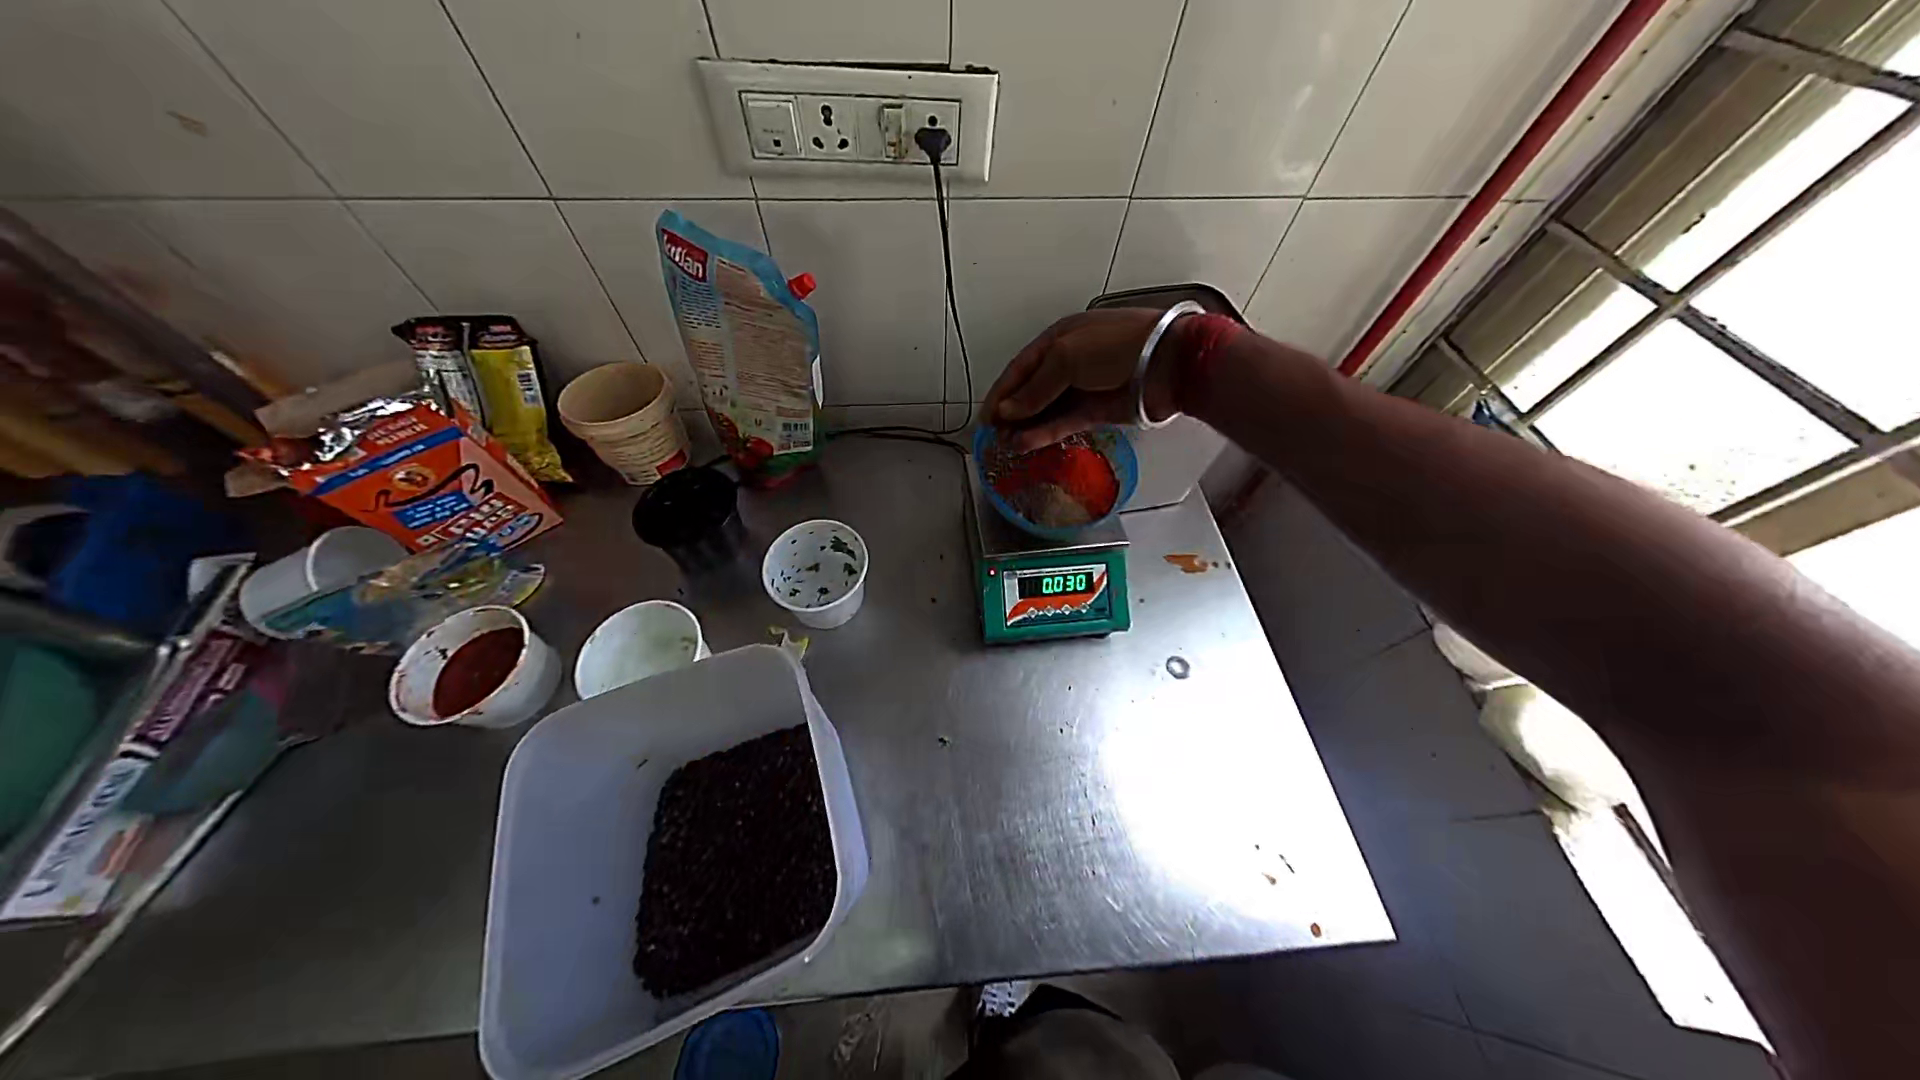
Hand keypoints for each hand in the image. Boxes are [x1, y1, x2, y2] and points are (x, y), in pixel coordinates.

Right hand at [980, 308, 1176, 451]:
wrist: (1168, 362)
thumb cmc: (1118, 346)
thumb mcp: (1066, 358)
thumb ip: (1035, 388)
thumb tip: (1008, 412)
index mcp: (1058, 339)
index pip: (1020, 368)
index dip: (1000, 393)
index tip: (985, 417)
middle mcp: (1069, 363)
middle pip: (1031, 391)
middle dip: (1011, 413)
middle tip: (992, 436)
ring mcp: (1083, 388)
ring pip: (1046, 411)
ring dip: (1025, 428)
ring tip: (1006, 446)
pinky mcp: (1097, 411)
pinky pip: (1064, 423)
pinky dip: (1045, 434)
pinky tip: (1027, 445)